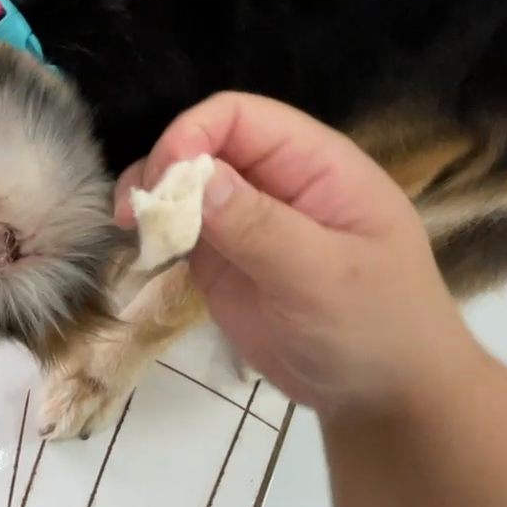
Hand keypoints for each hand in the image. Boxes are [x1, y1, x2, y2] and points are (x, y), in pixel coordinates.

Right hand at [115, 93, 483, 417]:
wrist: (377, 387)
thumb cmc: (370, 325)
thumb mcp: (320, 274)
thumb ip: (258, 225)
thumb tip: (192, 178)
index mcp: (315, 166)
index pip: (240, 119)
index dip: (190, 137)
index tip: (158, 187)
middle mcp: (275, 186)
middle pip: (202, 148)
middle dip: (158, 171)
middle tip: (130, 219)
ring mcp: (244, 226)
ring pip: (182, 190)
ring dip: (148, 203)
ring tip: (129, 234)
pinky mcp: (222, 264)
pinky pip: (179, 233)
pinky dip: (152, 237)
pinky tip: (142, 256)